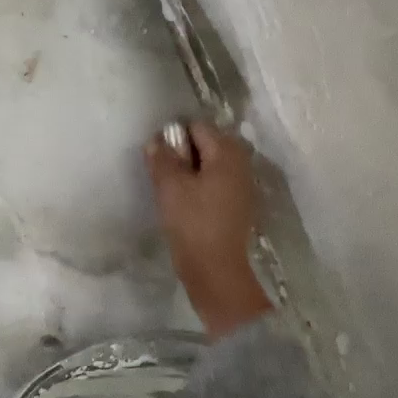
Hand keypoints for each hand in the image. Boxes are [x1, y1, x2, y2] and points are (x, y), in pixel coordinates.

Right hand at [145, 121, 273, 338]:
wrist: (216, 271)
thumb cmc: (193, 223)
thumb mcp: (170, 187)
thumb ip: (161, 158)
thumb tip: (155, 140)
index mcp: (228, 153)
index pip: (197, 127)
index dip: (174, 137)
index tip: (158, 158)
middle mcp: (241, 164)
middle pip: (206, 144)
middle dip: (183, 155)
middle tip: (163, 176)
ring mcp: (242, 186)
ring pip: (210, 166)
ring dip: (190, 173)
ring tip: (171, 192)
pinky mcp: (237, 206)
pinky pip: (215, 185)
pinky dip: (199, 188)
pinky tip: (185, 206)